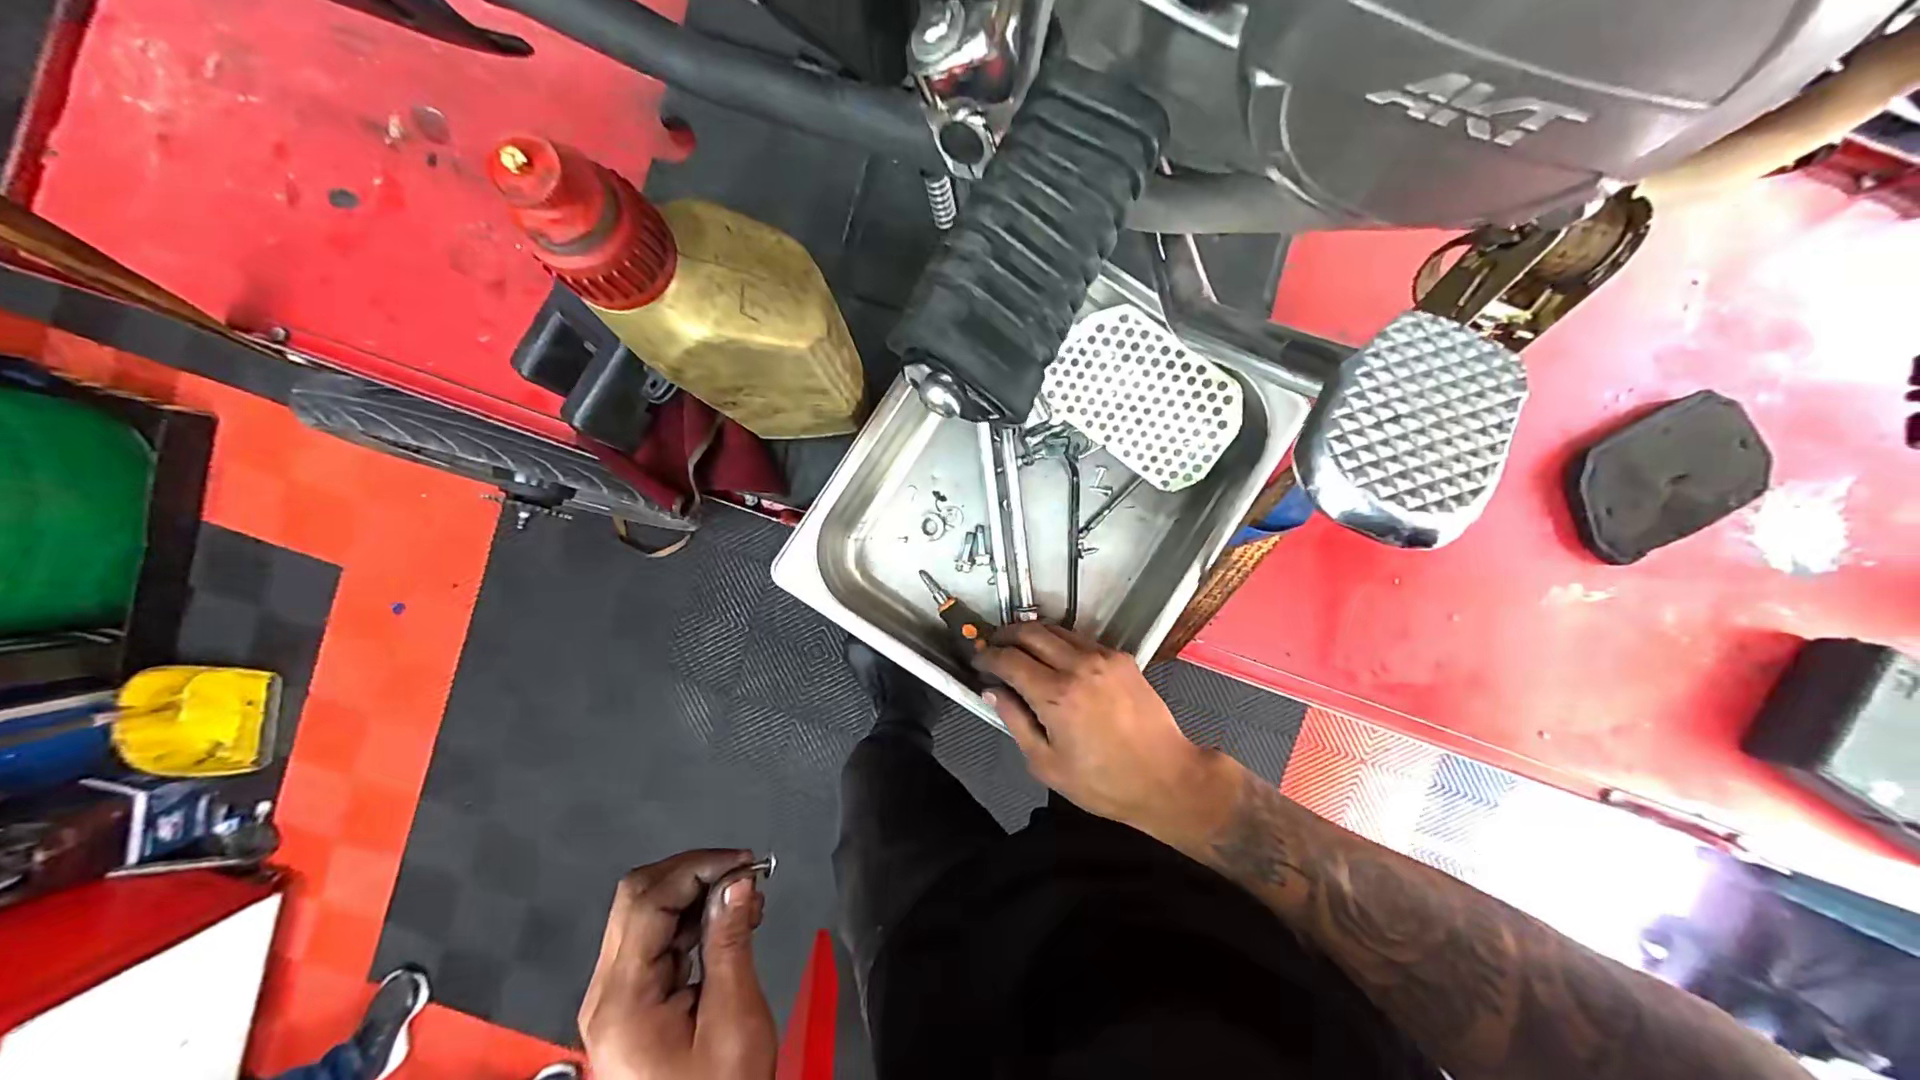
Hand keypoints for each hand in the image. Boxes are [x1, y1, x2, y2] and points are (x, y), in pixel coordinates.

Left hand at [578, 850, 775, 1079]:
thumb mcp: (734, 1020)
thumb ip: (730, 943)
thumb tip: (738, 880)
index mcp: (623, 999)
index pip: (649, 901)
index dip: (699, 868)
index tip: (746, 863)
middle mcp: (607, 992)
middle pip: (638, 898)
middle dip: (695, 873)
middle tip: (746, 875)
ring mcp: (615, 997)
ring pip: (647, 912)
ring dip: (697, 893)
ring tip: (745, 900)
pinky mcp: (632, 1002)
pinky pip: (657, 939)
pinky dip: (694, 918)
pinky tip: (728, 922)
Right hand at [974, 622, 1214, 835]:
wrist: (1167, 778)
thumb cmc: (1105, 782)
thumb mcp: (1046, 764)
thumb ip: (1016, 722)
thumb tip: (994, 693)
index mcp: (1056, 695)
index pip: (1008, 659)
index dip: (987, 657)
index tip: (978, 661)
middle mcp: (1079, 666)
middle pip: (1029, 631)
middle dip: (1004, 636)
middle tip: (993, 648)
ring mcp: (1103, 658)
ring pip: (1055, 629)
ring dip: (1031, 634)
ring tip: (1020, 650)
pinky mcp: (1122, 658)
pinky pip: (1081, 639)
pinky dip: (1060, 641)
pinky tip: (1055, 658)